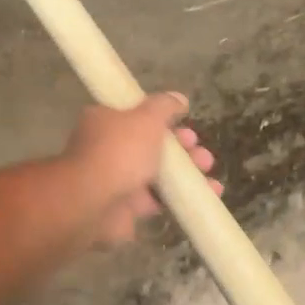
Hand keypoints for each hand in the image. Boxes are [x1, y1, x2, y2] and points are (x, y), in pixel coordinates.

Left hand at [58, 93, 220, 245]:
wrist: (94, 201)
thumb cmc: (119, 151)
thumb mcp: (144, 119)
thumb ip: (162, 107)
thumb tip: (178, 98)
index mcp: (103, 121)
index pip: (133, 115)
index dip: (160, 118)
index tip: (183, 122)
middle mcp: (106, 148)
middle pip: (148, 144)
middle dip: (179, 146)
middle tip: (199, 149)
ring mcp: (115, 178)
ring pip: (155, 172)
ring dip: (184, 171)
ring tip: (208, 170)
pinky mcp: (126, 205)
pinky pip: (159, 199)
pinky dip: (183, 197)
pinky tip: (209, 194)